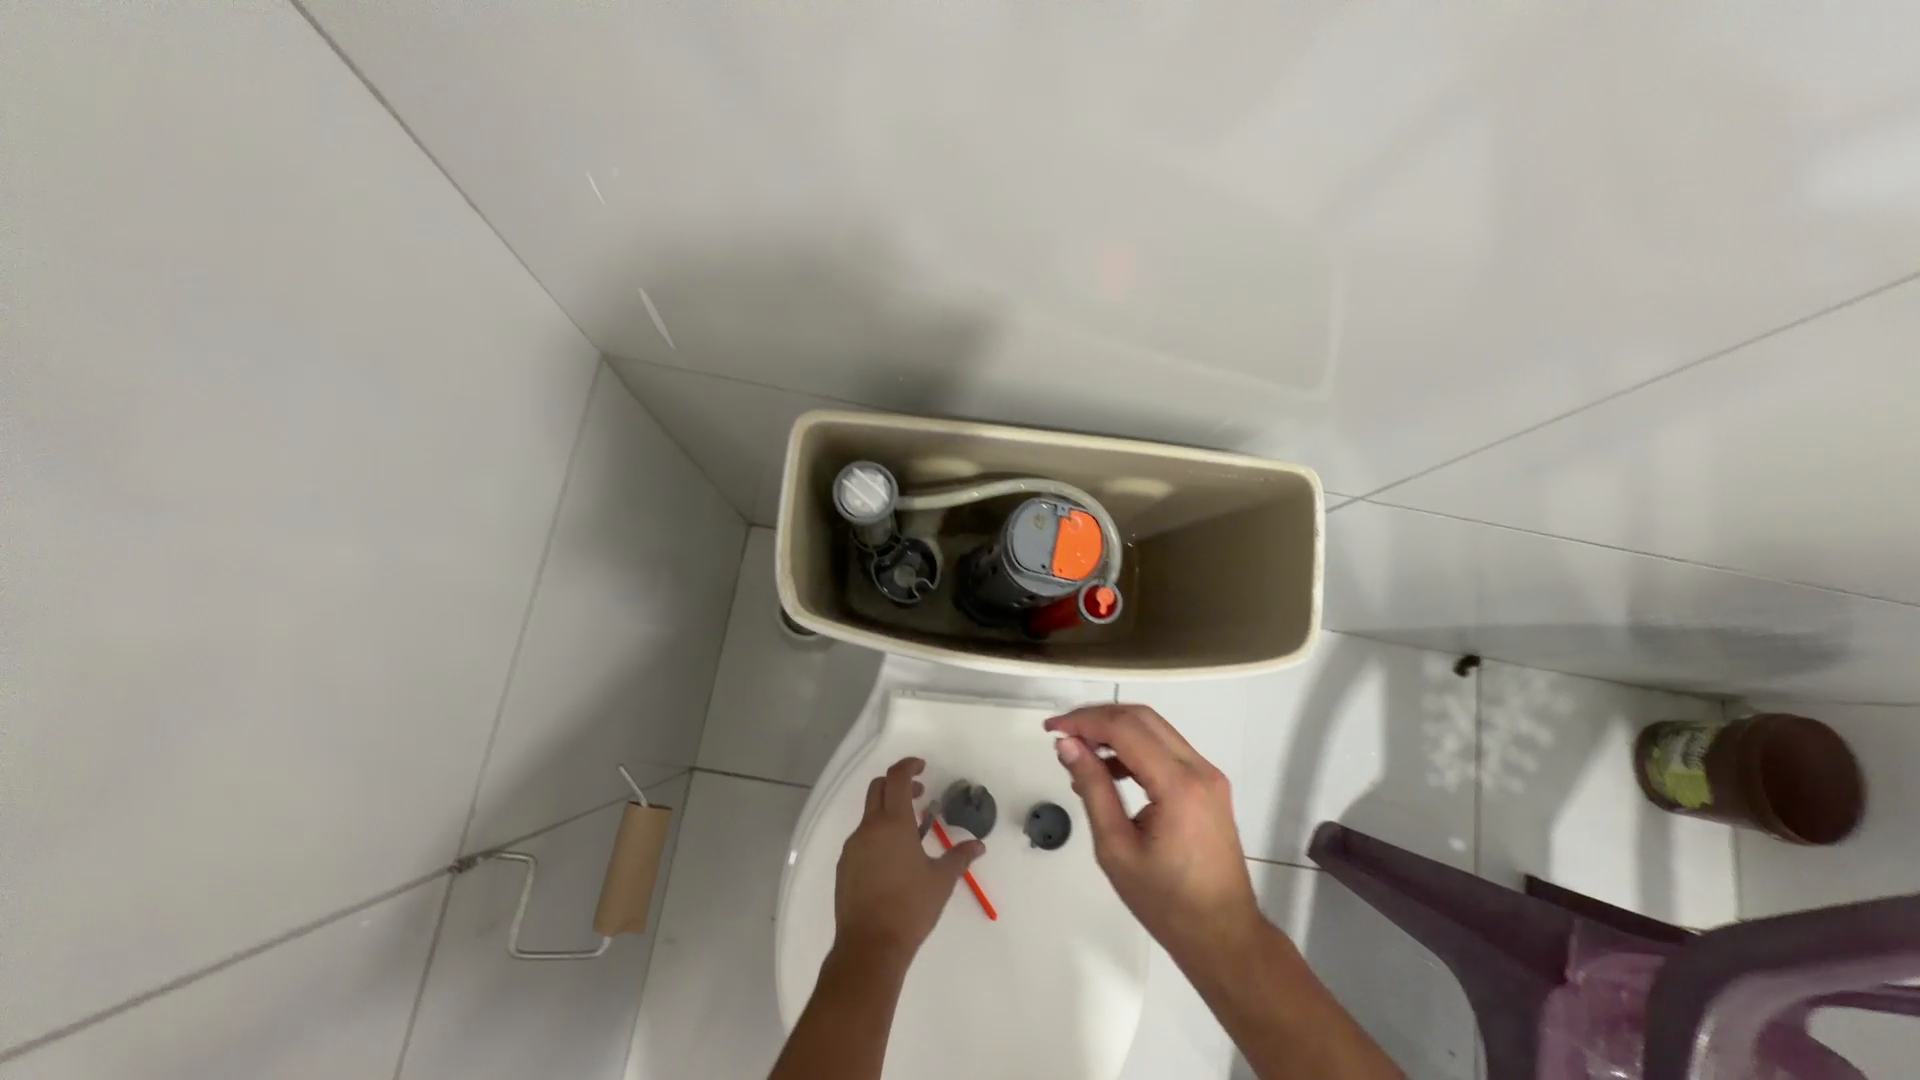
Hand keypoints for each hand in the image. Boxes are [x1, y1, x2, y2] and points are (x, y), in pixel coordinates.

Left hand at [832, 757, 984, 966]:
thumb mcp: (941, 881)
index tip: (922, 767)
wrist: (870, 946)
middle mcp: (869, 829)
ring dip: (888, 812)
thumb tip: (978, 845)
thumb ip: (960, 857)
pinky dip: (877, 835)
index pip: (897, 779)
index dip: (908, 766)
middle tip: (920, 796)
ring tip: (910, 834)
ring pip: (869, 815)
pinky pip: (861, 839)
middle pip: (878, 789)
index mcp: (893, 824)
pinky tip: (893, 860)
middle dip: (898, 785)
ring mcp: (853, 847)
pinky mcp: (845, 866)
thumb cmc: (910, 908)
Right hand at [1045, 705, 1261, 959]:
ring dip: (1115, 730)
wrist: (1222, 935)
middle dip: (1097, 718)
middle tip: (1062, 734)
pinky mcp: (1209, 786)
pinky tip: (1109, 771)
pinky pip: (1167, 750)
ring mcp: (1209, 776)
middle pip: (1142, 718)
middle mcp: (1199, 769)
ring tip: (1079, 753)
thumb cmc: (1165, 902)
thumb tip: (1067, 746)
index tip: (1051, 729)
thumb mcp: (1116, 848)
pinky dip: (1135, 748)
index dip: (1083, 721)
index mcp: (1178, 785)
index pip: (1125, 729)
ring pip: (1155, 729)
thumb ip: (1093, 788)